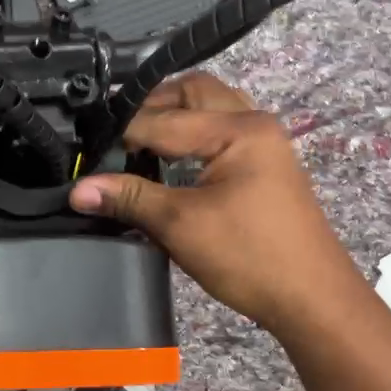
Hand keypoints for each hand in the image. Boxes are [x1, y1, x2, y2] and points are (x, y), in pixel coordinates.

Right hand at [68, 73, 362, 330]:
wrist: (311, 297)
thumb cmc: (250, 257)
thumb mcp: (180, 226)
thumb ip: (129, 198)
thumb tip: (79, 190)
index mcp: (238, 130)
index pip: (163, 120)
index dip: (121, 135)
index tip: (87, 153)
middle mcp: (254, 125)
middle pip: (193, 92)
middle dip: (151, 106)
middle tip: (114, 133)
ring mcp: (264, 145)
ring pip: (210, 109)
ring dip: (174, 116)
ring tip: (137, 144)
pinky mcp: (264, 168)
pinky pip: (221, 132)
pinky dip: (191, 135)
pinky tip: (168, 161)